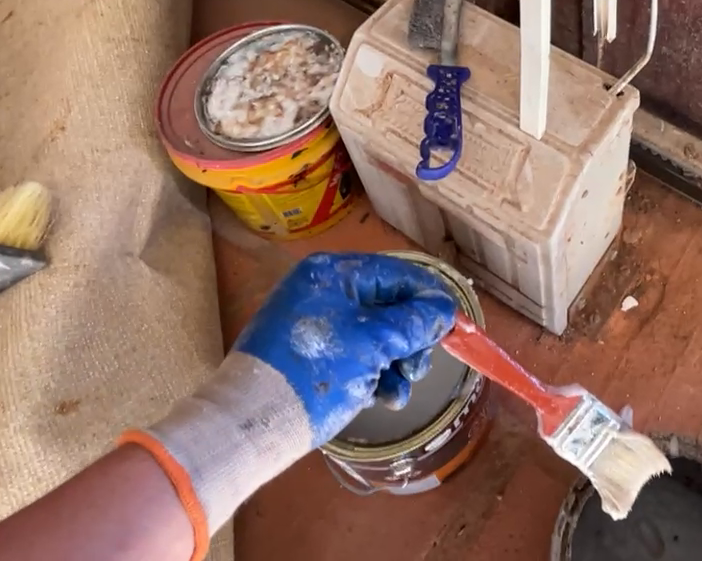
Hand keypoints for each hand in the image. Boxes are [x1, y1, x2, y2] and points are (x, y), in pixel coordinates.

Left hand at [231, 252, 458, 438]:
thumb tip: (445, 309)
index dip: (430, 298)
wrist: (247, 428)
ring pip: (374, 333)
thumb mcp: (374, 343)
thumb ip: (415, 322)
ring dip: (395, 359)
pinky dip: (373, 372)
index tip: (454, 325)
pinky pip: (353, 353)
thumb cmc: (315, 373)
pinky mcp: (307, 356)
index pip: (398, 274)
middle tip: (420, 366)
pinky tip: (383, 396)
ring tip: (401, 388)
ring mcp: (312, 323)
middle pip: (388, 304)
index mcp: (333, 273)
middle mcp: (322, 290)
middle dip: (411, 337)